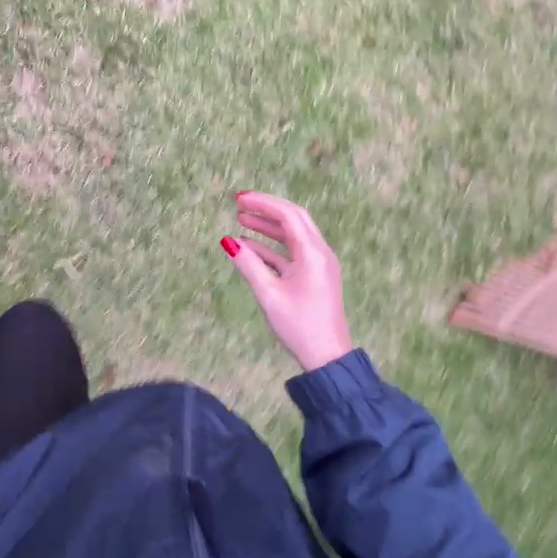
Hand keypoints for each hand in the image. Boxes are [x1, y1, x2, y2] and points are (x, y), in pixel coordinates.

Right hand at [223, 192, 353, 370]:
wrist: (327, 358)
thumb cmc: (299, 325)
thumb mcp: (269, 294)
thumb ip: (249, 265)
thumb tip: (228, 242)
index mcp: (313, 253)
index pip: (288, 215)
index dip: (263, 203)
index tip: (239, 199)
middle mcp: (320, 253)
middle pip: (294, 219)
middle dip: (267, 209)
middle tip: (240, 204)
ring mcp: (319, 264)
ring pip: (293, 235)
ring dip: (269, 227)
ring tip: (242, 220)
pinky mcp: (314, 276)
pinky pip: (292, 253)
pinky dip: (272, 247)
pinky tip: (249, 247)